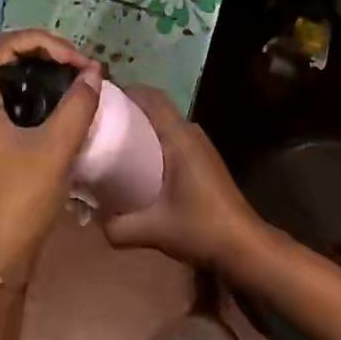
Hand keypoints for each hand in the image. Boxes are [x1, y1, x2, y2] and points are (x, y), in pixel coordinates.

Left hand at [0, 29, 101, 279]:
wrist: (3, 251)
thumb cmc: (23, 196)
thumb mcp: (56, 148)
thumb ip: (77, 106)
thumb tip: (95, 72)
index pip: (9, 44)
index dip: (45, 43)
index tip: (76, 62)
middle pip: (13, 55)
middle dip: (50, 54)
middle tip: (84, 70)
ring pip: (19, 75)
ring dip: (51, 71)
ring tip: (83, 81)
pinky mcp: (0, 133)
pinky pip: (23, 96)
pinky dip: (47, 91)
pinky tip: (71, 102)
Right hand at [102, 88, 264, 269]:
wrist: (246, 247)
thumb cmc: (201, 229)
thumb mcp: (152, 231)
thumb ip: (117, 227)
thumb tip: (94, 220)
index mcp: (179, 137)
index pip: (152, 97)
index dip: (126, 91)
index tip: (101, 100)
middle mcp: (191, 133)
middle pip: (157, 107)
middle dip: (129, 109)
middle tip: (101, 123)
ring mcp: (201, 145)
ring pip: (166, 122)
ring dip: (142, 125)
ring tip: (114, 141)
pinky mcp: (205, 159)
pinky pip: (174, 136)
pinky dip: (155, 139)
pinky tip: (139, 163)